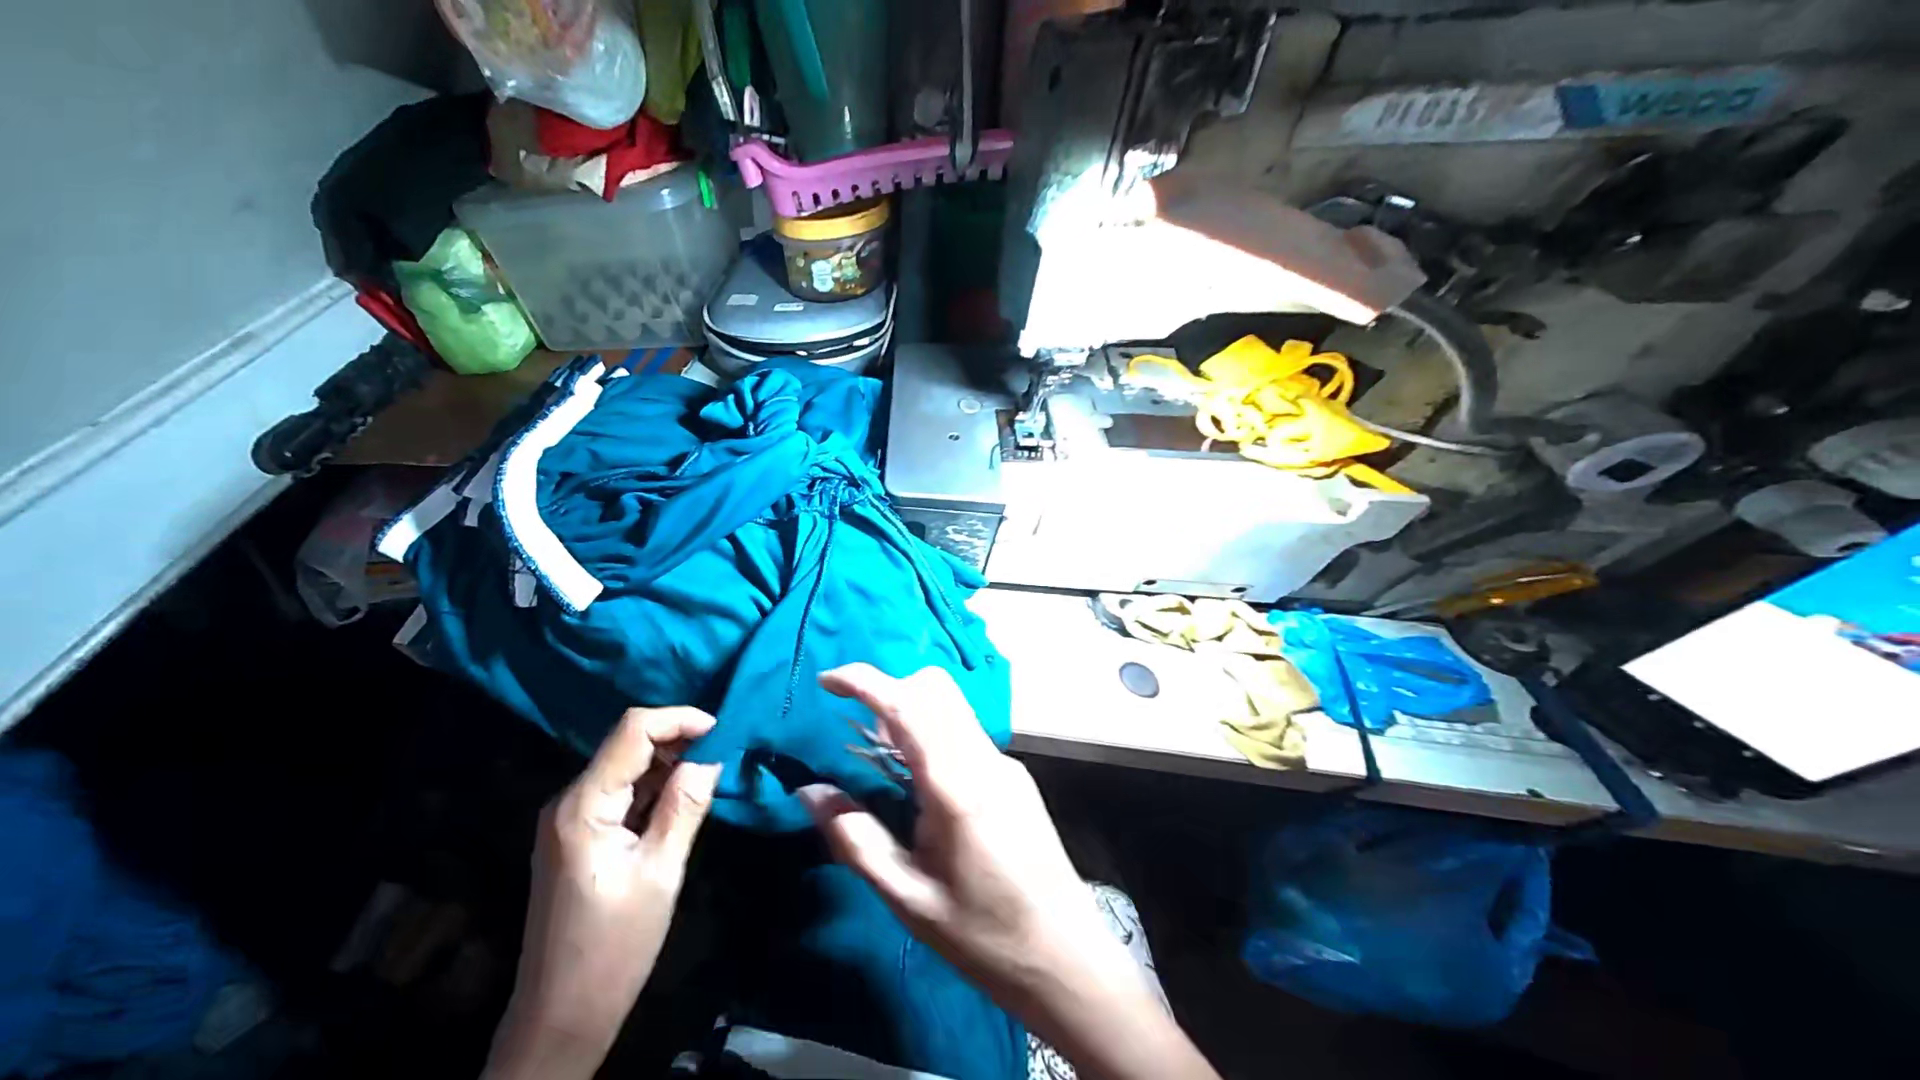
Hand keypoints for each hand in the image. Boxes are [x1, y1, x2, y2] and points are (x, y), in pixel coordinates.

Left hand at [484, 707, 723, 1079]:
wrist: (560, 1016)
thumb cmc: (614, 947)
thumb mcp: (660, 872)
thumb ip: (685, 806)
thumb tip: (713, 755)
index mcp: (583, 806)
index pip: (632, 731)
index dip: (679, 719)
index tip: (723, 729)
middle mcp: (569, 801)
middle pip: (628, 743)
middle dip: (679, 739)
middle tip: (727, 750)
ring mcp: (571, 818)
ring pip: (627, 766)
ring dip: (670, 763)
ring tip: (715, 770)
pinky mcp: (579, 835)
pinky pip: (622, 793)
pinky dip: (656, 787)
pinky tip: (686, 795)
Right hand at [800, 666, 1217, 1079]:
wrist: (1066, 957)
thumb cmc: (983, 936)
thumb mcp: (907, 897)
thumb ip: (855, 839)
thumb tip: (809, 792)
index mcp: (956, 787)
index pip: (908, 706)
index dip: (865, 682)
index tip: (827, 681)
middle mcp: (985, 761)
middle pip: (935, 689)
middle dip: (889, 690)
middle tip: (855, 731)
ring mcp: (1006, 766)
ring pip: (953, 707)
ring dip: (911, 711)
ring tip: (880, 759)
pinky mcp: (1015, 778)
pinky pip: (966, 733)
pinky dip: (933, 733)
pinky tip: (920, 784)